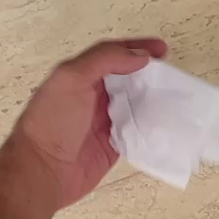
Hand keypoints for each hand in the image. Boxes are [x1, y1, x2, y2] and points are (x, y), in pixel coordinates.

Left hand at [0, 38, 167, 211]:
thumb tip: (141, 56)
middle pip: (128, 78)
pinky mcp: (113, 144)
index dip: (137, 48)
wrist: (43, 171)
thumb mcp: (72, 78)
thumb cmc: (53, 121)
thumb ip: (105, 60)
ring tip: (175, 95)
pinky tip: (167, 121)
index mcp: (81, 75)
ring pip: (135, 103)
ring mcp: (104, 120)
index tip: (162, 49)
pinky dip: (151, 124)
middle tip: (172, 75)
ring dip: (153, 98)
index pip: (113, 54)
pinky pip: (137, 130)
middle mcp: (93, 95)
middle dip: (149, 74)